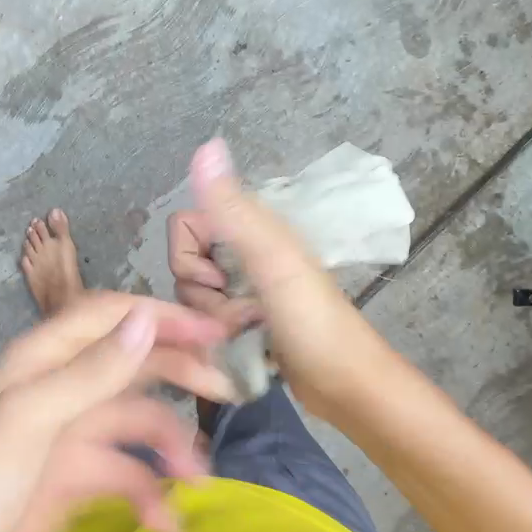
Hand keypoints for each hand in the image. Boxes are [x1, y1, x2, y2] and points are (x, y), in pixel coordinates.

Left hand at [0, 292, 231, 531]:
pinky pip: (126, 475)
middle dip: (177, 372)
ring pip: (135, 422)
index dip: (161, 317)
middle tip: (225, 391)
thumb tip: (146, 319)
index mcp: (39, 361)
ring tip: (199, 478)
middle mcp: (56, 390)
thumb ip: (89, 372)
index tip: (214, 331)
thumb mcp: (30, 424)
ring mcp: (66, 438)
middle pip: (129, 363)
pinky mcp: (73, 484)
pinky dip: (151, 493)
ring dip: (170, 444)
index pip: (108, 317)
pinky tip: (166, 524)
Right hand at [167, 138, 386, 419]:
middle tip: (243, 313)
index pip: (183, 226)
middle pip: (184, 265)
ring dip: (213, 320)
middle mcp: (243, 253)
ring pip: (192, 297)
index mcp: (250, 228)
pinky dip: (217, 337)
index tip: (216, 280)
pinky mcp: (245, 323)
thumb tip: (207, 145)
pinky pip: (206, 322)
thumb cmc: (313, 321)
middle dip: (203, 295)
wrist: (348, 386)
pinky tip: (243, 348)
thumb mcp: (272, 261)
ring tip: (250, 332)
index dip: (188, 257)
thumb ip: (234, 210)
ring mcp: (244, 290)